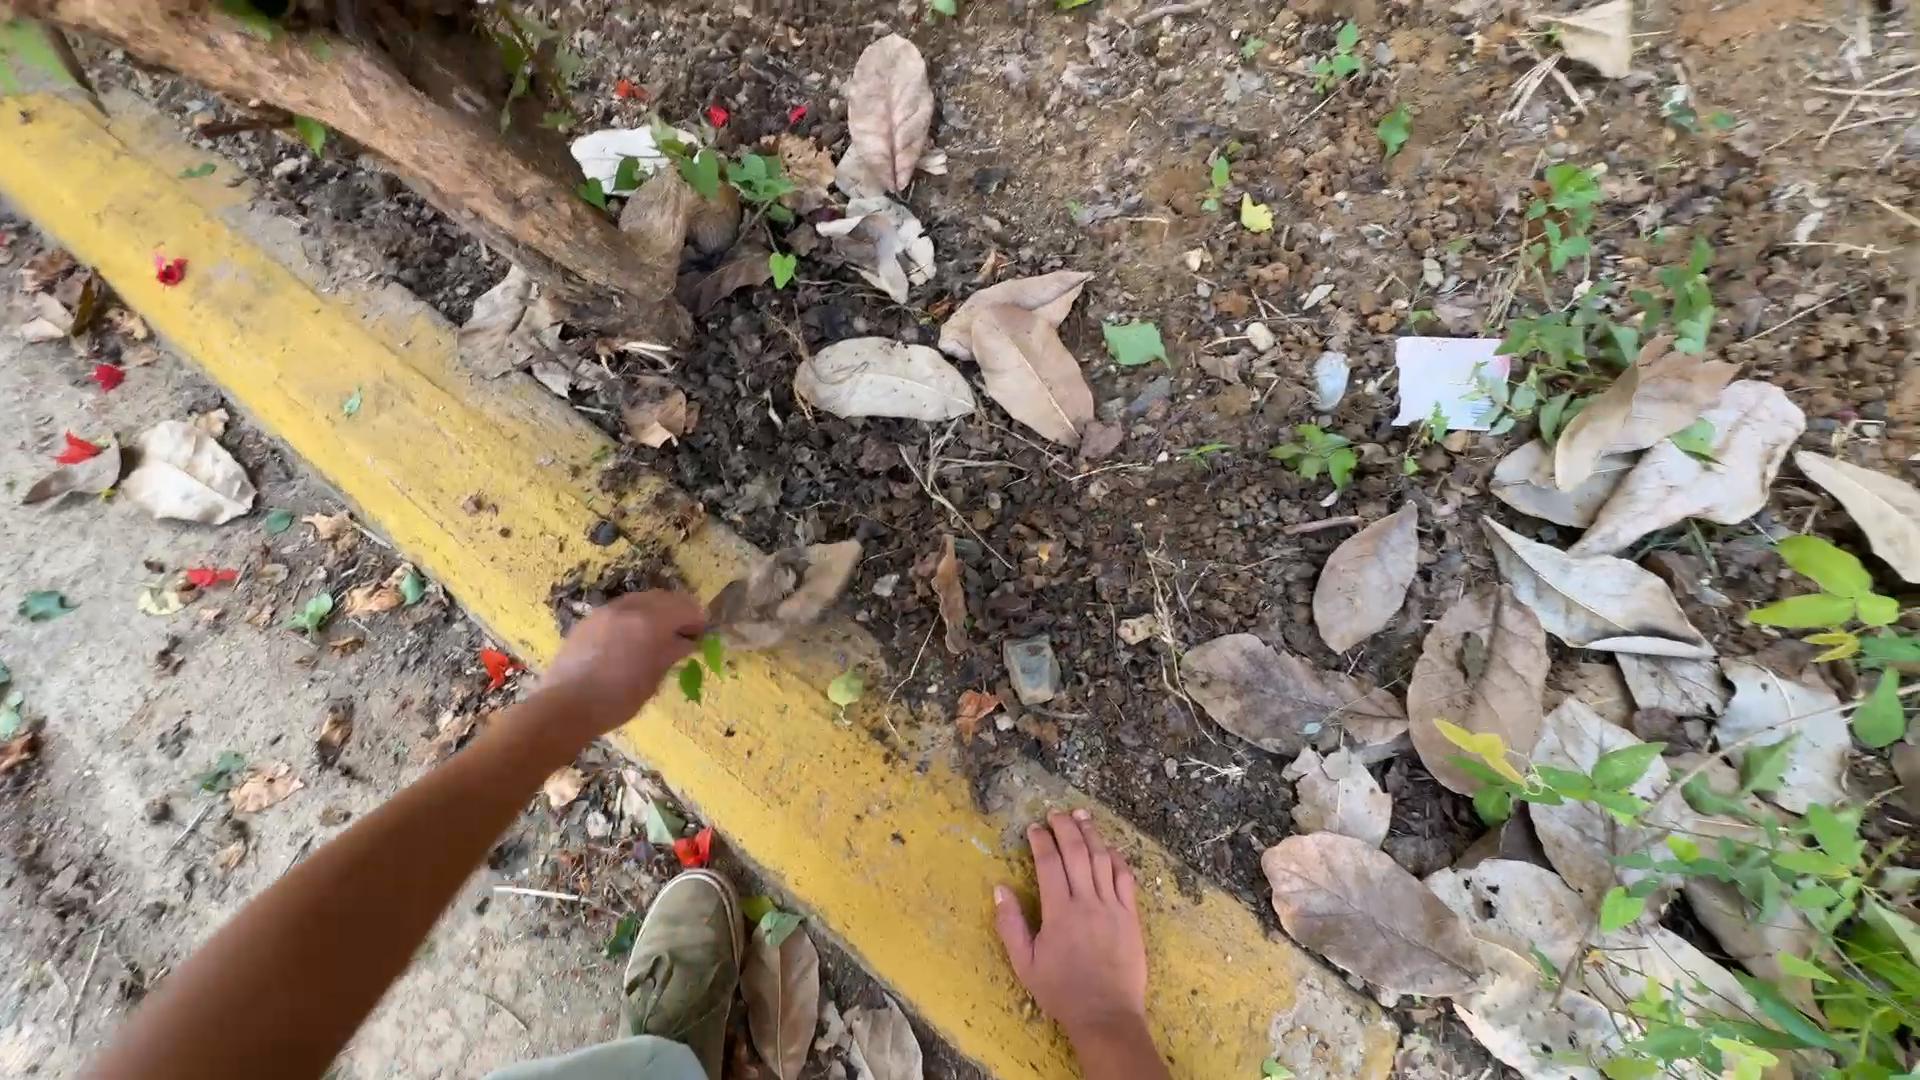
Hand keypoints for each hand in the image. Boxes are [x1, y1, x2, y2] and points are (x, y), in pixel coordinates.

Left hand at [536, 590, 705, 734]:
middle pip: (665, 597)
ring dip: (656, 612)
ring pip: (641, 600)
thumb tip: (688, 641)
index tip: (701, 635)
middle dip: (679, 611)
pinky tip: (631, 639)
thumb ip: (673, 651)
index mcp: (650, 621)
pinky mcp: (589, 620)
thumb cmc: (617, 699)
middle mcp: (629, 608)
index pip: (686, 608)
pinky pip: (620, 609)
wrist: (565, 708)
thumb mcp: (654, 677)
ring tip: (657, 635)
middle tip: (683, 633)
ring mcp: (606, 611)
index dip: (698, 620)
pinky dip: (634, 617)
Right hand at [994, 810, 1148, 1047]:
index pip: (1049, 863)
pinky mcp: (1131, 916)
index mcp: (1059, 911)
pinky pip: (1126, 878)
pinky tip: (1109, 846)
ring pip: (1102, 858)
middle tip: (1056, 813)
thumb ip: (1011, 924)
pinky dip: (1117, 858)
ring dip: (1091, 833)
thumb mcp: (1025, 963)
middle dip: (1065, 827)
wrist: (1106, 1016)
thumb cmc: (1062, 991)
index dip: (1041, 840)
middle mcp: (1087, 901)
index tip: (1034, 828)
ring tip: (1081, 815)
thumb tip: (1000, 888)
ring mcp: (1112, 906)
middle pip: (1076, 851)